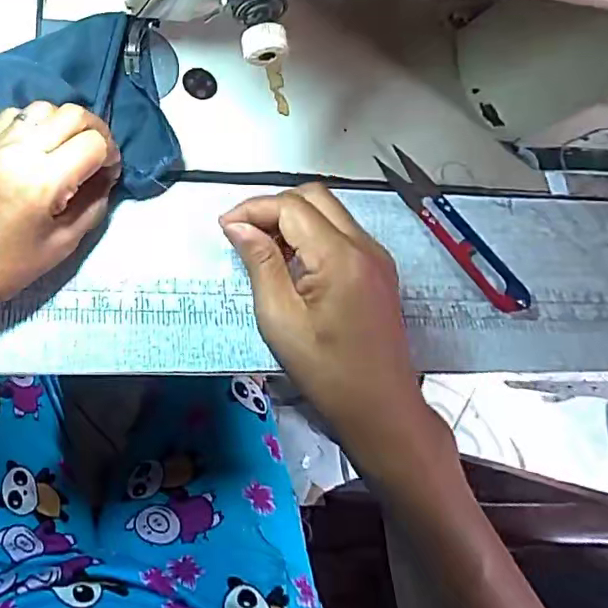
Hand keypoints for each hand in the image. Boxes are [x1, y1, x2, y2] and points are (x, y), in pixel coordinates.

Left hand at [0, 101, 121, 320]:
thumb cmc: (9, 267)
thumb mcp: (64, 244)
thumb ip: (93, 204)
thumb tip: (105, 177)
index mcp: (41, 180)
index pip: (93, 142)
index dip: (110, 155)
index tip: (108, 175)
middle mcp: (18, 151)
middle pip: (72, 114)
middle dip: (95, 131)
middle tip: (97, 158)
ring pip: (44, 107)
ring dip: (64, 123)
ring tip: (67, 150)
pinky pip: (15, 115)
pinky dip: (34, 122)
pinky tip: (37, 147)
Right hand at [220, 183, 442, 474]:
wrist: (381, 410)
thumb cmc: (325, 370)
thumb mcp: (279, 317)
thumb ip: (260, 262)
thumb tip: (237, 226)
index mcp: (340, 258)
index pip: (291, 206)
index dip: (252, 209)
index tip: (225, 228)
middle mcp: (365, 247)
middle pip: (313, 196)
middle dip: (272, 206)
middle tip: (243, 232)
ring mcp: (376, 257)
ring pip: (328, 210)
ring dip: (291, 217)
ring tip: (262, 246)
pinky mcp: (377, 270)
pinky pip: (339, 230)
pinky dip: (309, 232)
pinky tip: (290, 260)